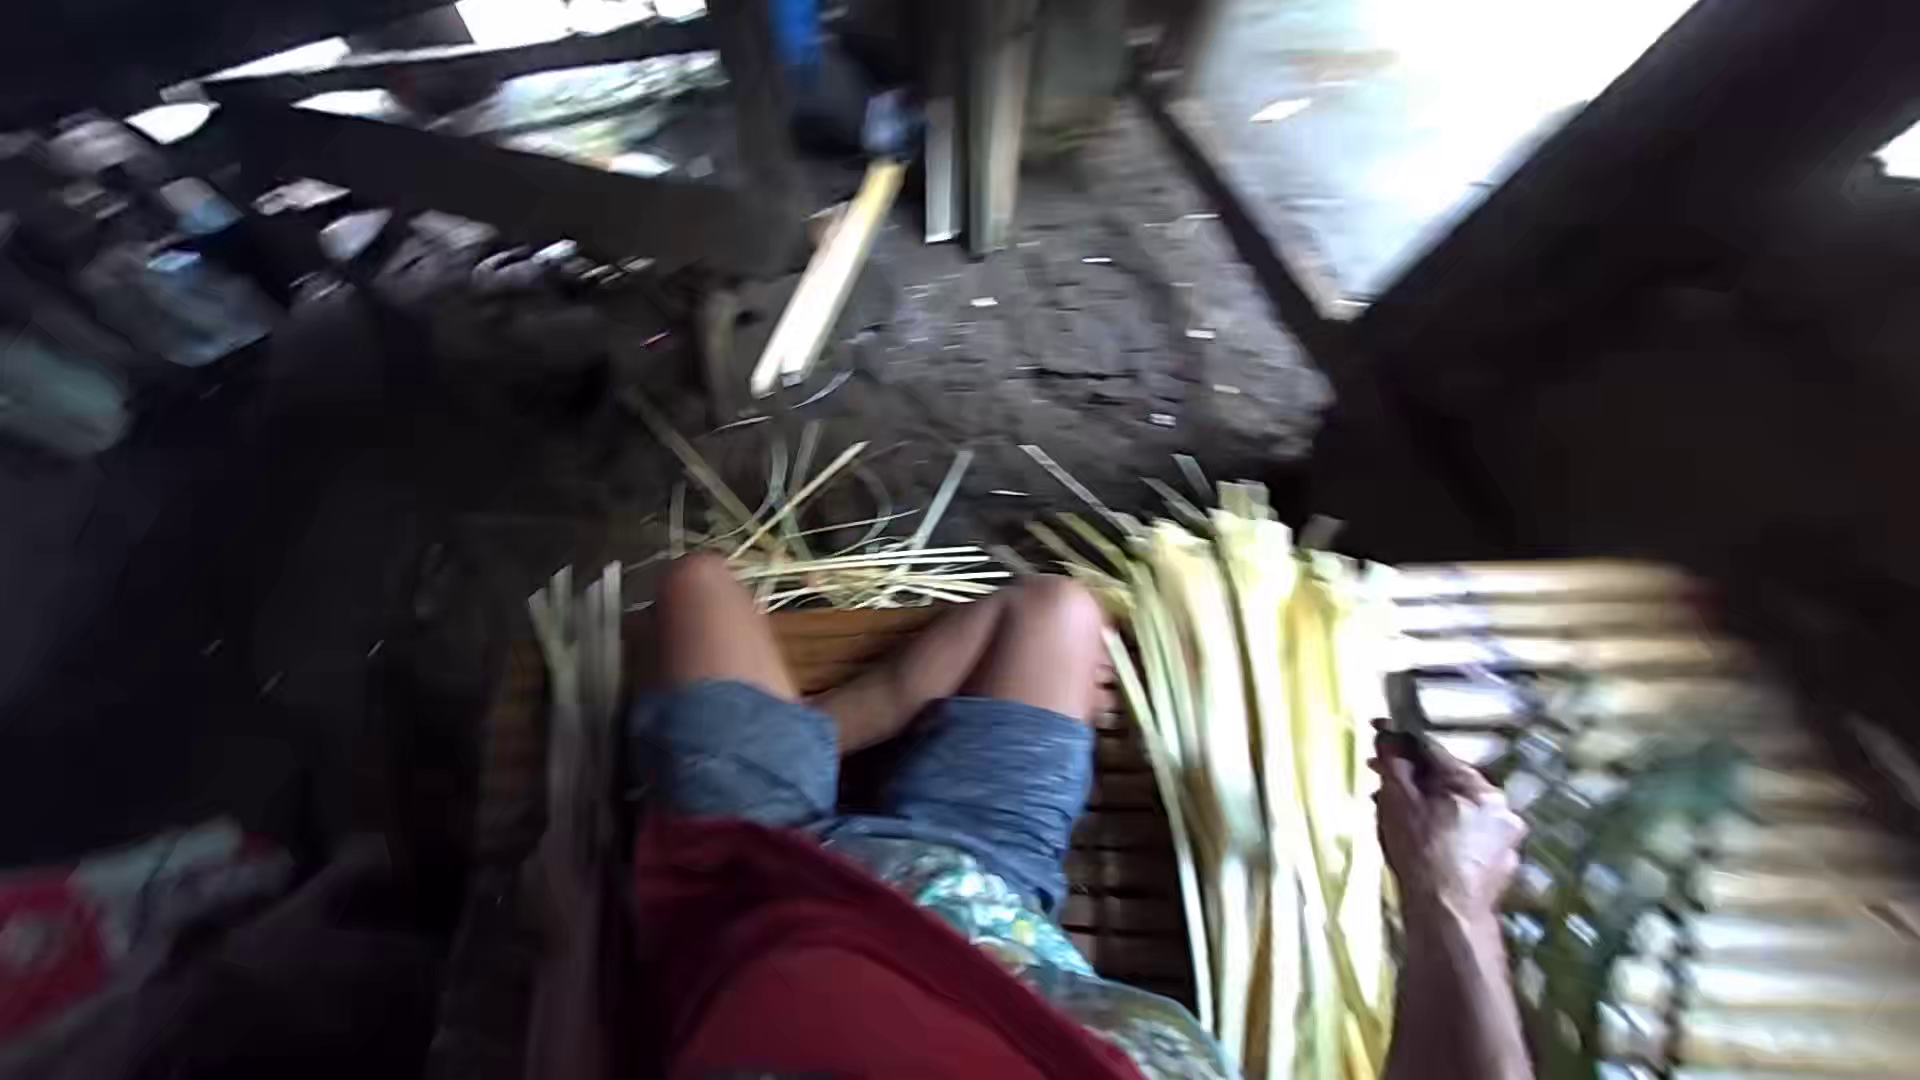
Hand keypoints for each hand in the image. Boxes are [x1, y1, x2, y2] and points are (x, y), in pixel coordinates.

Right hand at [1370, 724, 1526, 925]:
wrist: (1447, 913)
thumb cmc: (1420, 848)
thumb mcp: (1397, 797)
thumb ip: (1393, 761)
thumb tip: (1387, 734)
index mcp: (1480, 789)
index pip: (1432, 750)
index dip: (1399, 738)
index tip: (1375, 729)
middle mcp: (1502, 809)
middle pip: (1445, 778)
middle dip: (1409, 774)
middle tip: (1376, 774)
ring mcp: (1505, 839)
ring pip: (1453, 804)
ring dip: (1422, 799)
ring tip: (1390, 806)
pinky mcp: (1499, 864)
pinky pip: (1462, 829)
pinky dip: (1437, 823)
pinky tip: (1414, 833)